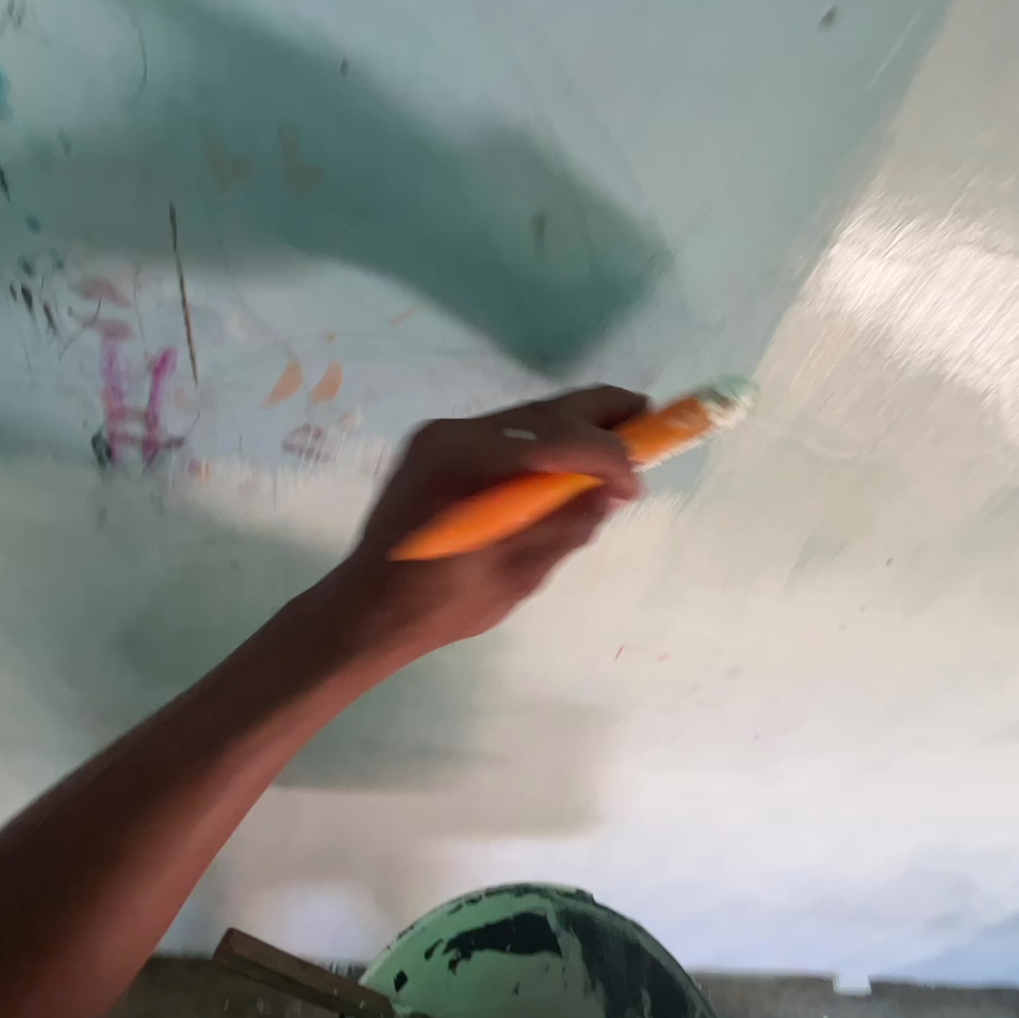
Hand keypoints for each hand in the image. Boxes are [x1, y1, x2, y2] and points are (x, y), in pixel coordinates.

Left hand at [319, 385, 648, 663]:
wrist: (367, 608)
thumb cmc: (438, 605)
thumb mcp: (516, 574)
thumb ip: (565, 526)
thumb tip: (612, 490)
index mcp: (468, 462)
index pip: (559, 437)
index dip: (611, 453)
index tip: (638, 482)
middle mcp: (453, 432)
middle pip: (549, 409)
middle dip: (606, 417)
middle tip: (651, 430)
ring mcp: (442, 434)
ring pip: (531, 417)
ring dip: (577, 430)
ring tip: (614, 454)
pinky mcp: (438, 445)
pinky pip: (508, 434)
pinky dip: (545, 445)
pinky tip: (563, 469)